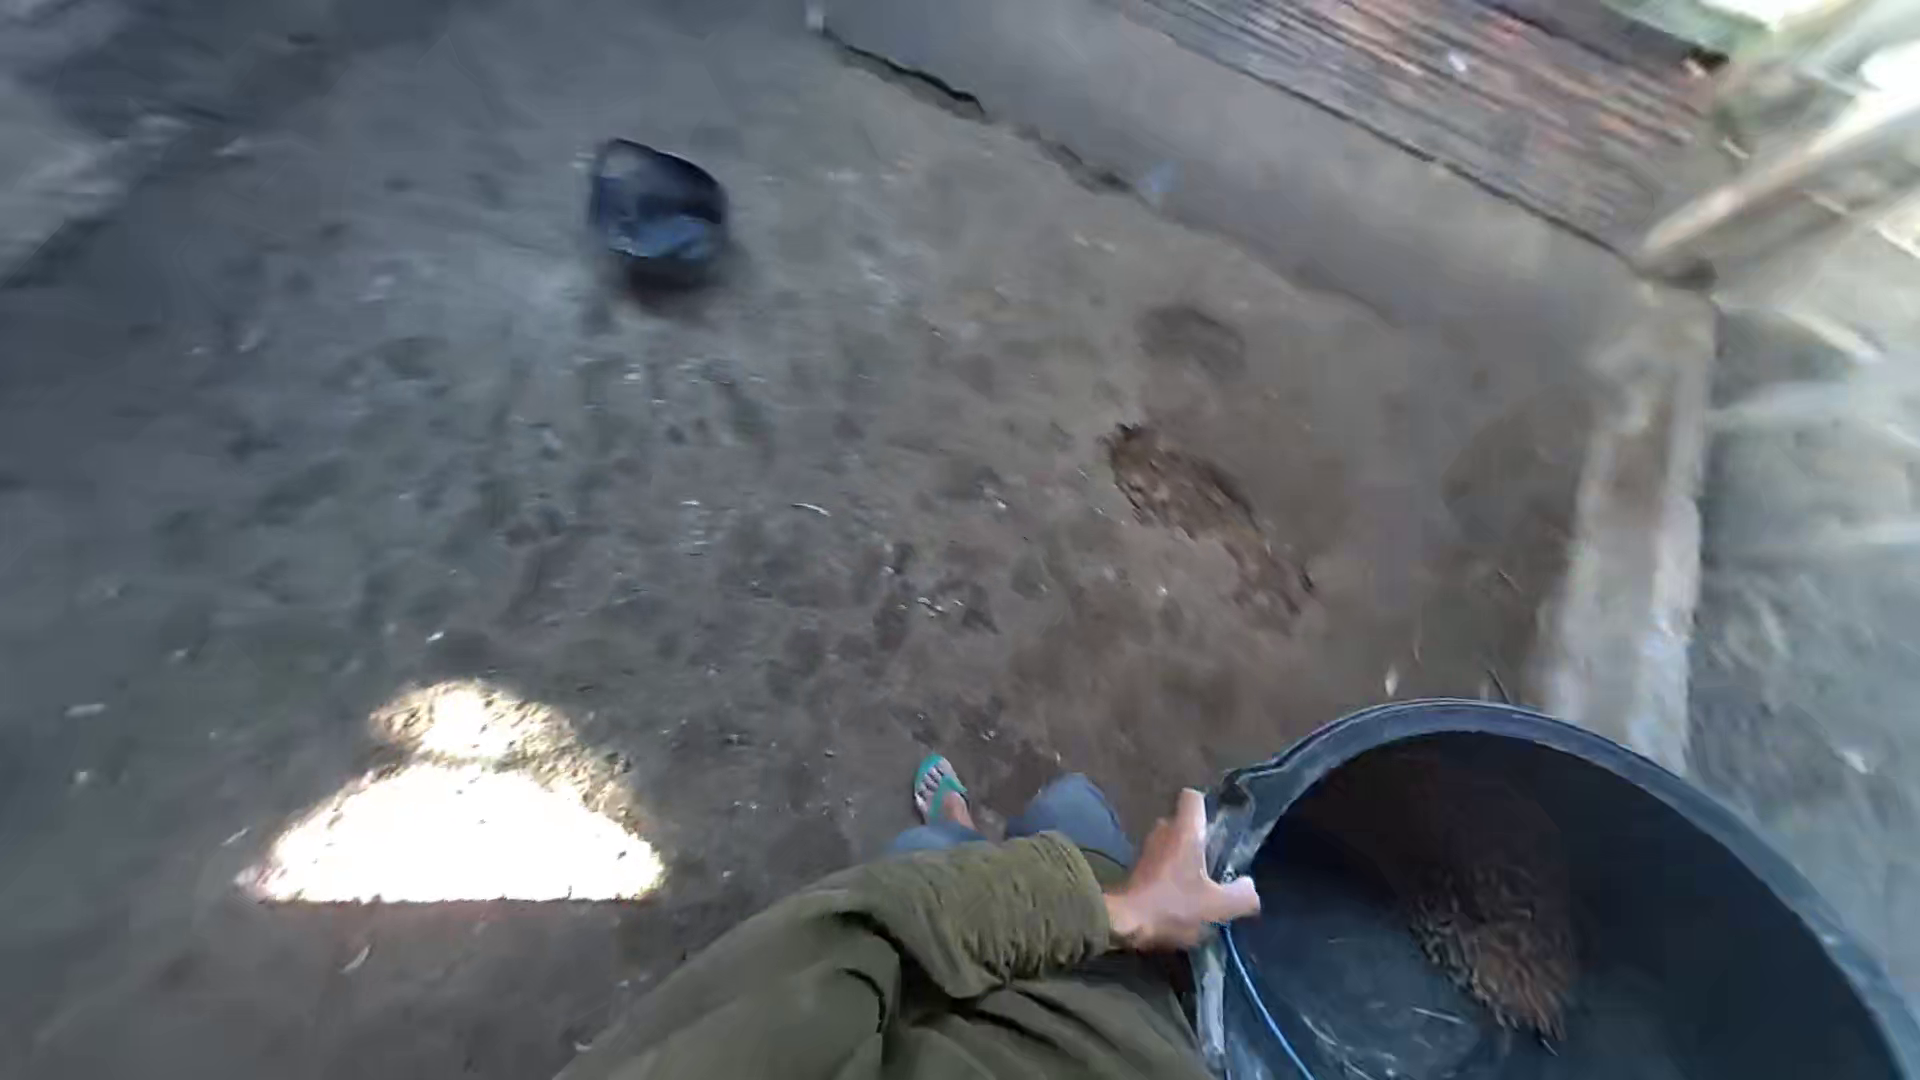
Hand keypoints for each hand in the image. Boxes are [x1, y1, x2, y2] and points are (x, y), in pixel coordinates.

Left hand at [1103, 789, 1260, 949]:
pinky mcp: (1141, 864)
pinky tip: (1185, 895)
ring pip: (1175, 842)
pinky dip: (1175, 870)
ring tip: (1206, 884)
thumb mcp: (1218, 907)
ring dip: (1188, 858)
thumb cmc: (1174, 905)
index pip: (1193, 797)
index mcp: (1184, 830)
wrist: (1126, 920)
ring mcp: (1149, 846)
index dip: (1208, 806)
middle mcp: (1164, 829)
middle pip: (1186, 822)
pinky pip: (1164, 858)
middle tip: (1221, 864)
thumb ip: (1242, 895)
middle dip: (1203, 840)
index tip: (1222, 827)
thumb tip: (1249, 885)